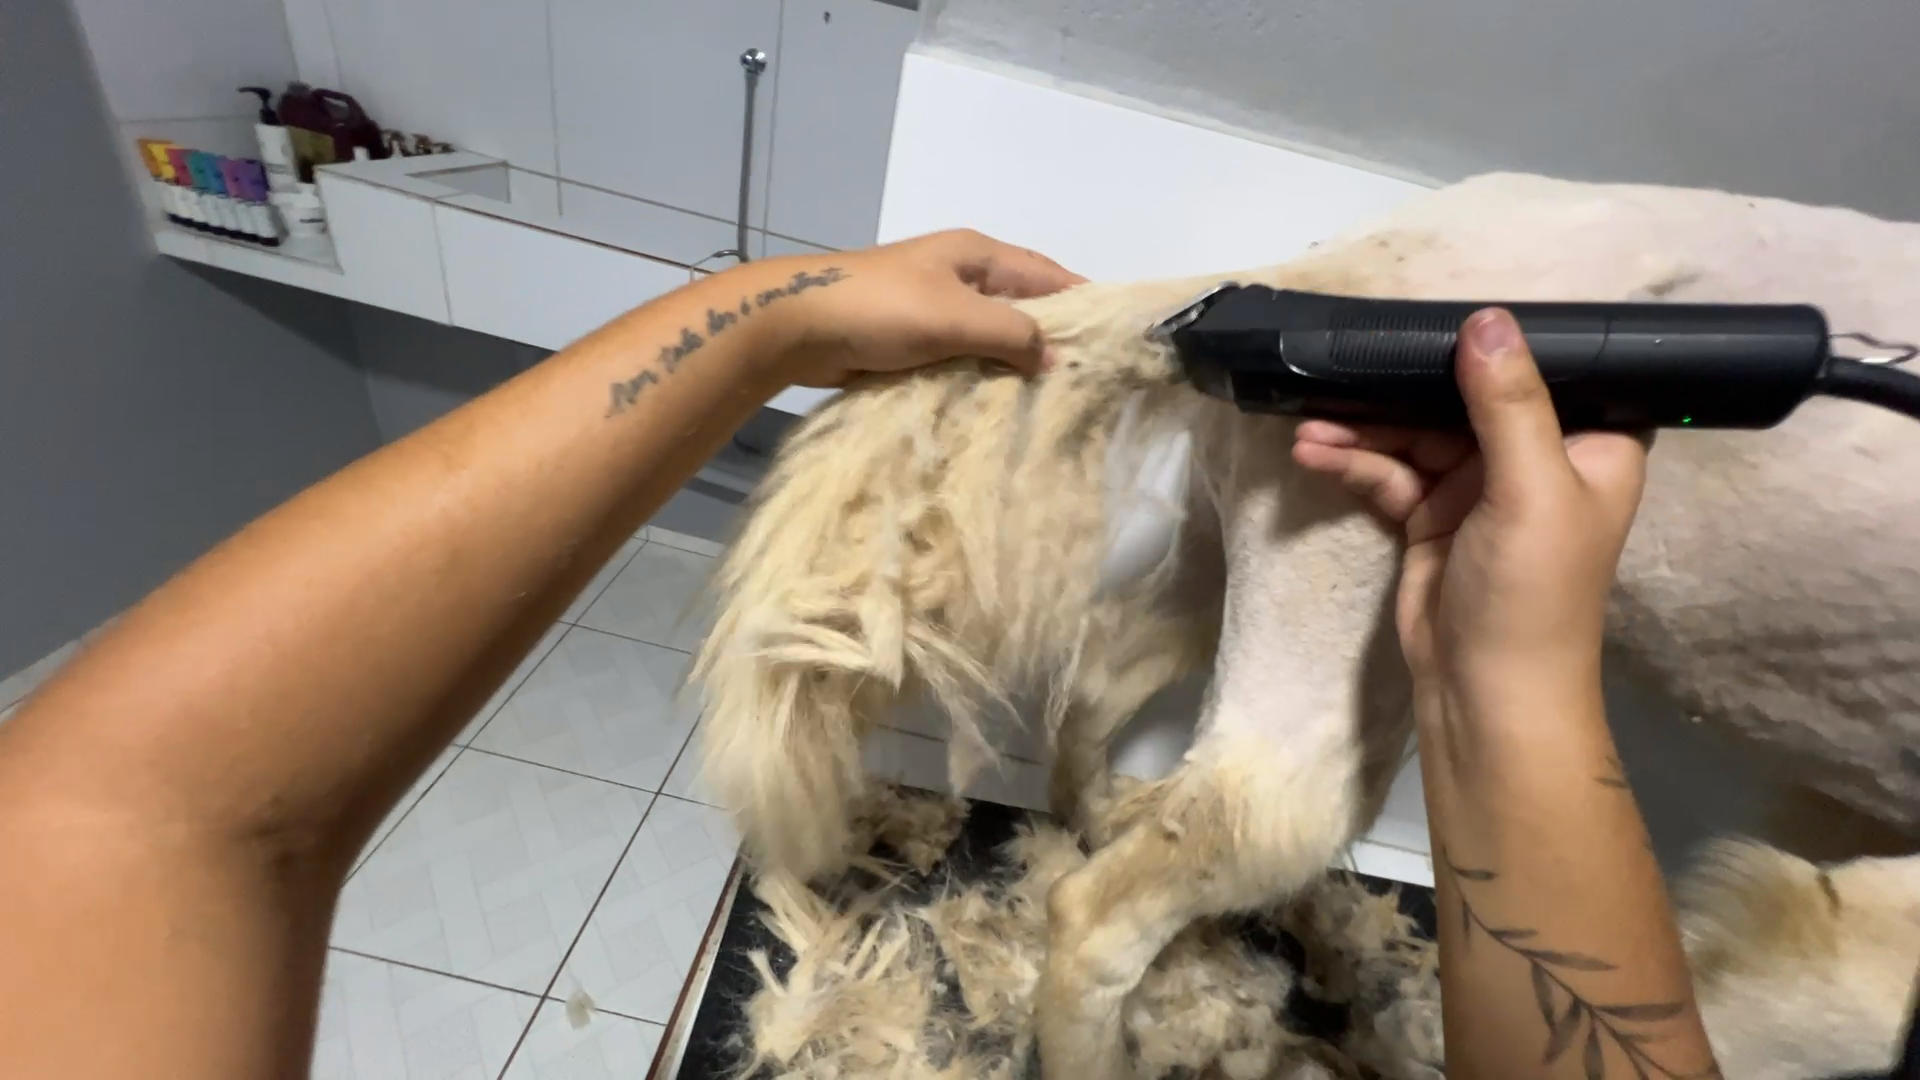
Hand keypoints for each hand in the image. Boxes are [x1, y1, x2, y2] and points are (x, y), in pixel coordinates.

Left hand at [750, 229, 1085, 387]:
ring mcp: (936, 309)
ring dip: (1014, 361)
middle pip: (1021, 305)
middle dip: (1050, 337)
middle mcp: (961, 276)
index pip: (1047, 274)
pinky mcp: (914, 341)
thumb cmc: (883, 309)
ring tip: (1049, 398)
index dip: (1081, 301)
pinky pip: (962, 358)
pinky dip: (981, 376)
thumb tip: (1054, 359)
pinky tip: (999, 403)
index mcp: (977, 255)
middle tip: (1085, 378)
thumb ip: (1011, 333)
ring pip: (991, 335)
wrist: (803, 326)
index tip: (1111, 337)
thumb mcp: (957, 316)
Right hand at [1291, 309, 1648, 703]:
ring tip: (1307, 432)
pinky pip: (1385, 474)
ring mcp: (1471, 487)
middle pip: (1457, 403)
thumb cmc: (1531, 588)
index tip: (1431, 317)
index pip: (1541, 372)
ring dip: (1359, 434)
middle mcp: (1527, 458)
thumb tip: (1486, 319)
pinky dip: (1350, 465)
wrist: (1481, 683)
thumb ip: (1507, 405)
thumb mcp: (1528, 490)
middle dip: (1395, 396)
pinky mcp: (1426, 513)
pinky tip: (1314, 455)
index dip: (1491, 343)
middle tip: (1340, 380)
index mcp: (1584, 444)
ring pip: (1410, 438)